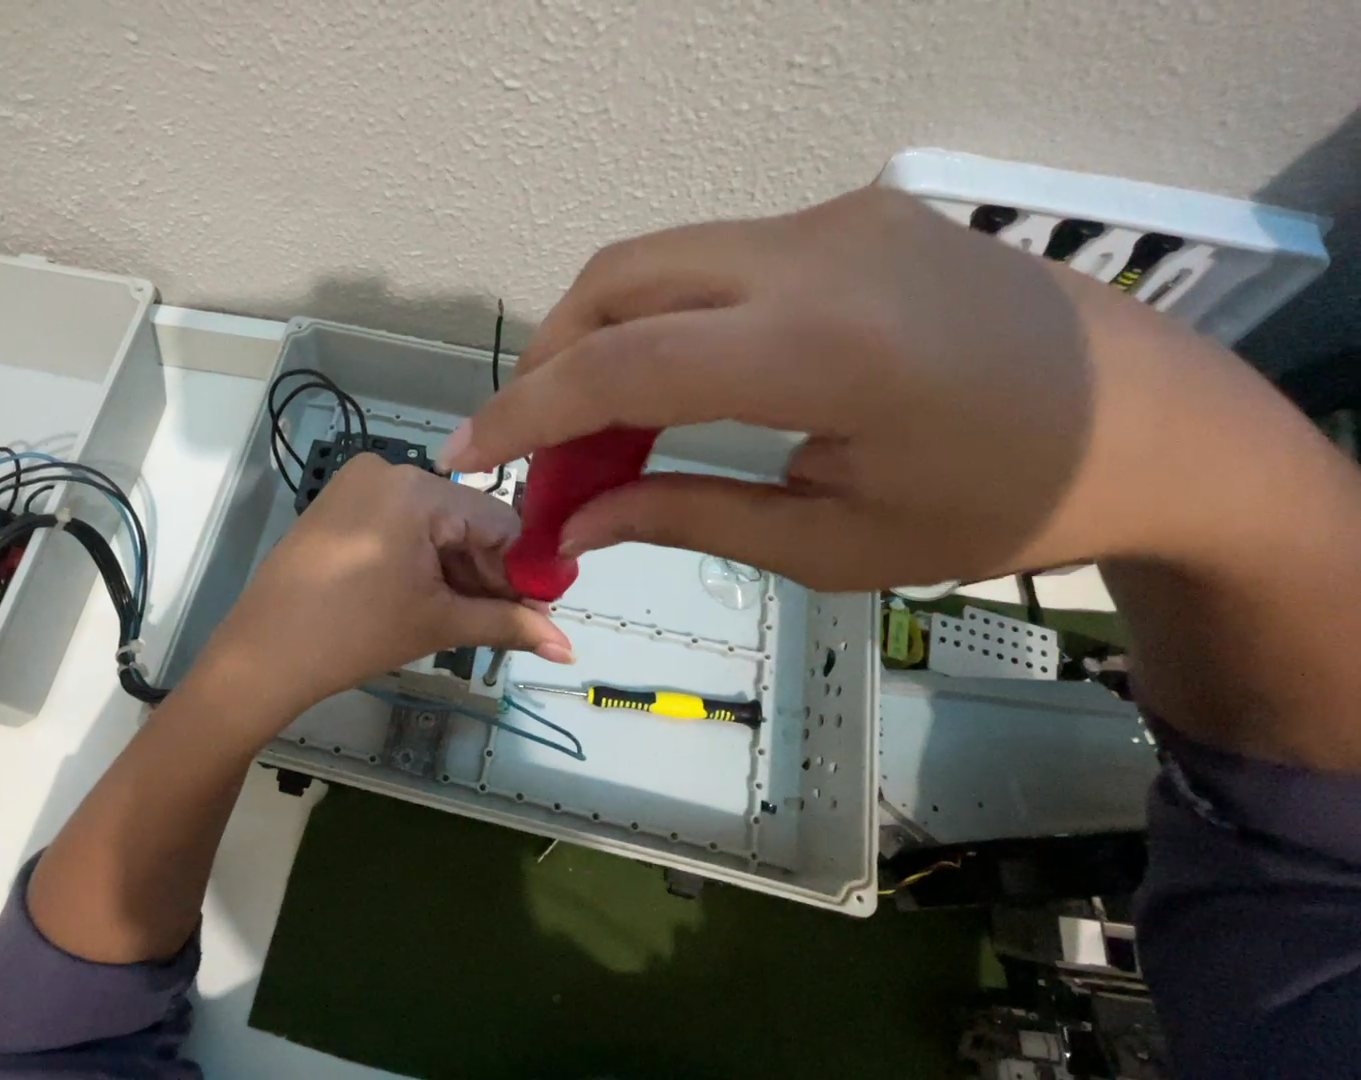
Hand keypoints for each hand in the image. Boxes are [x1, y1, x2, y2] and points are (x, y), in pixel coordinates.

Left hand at [197, 455, 572, 723]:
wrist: (262, 654)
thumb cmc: (354, 634)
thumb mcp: (438, 623)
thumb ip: (508, 625)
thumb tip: (569, 649)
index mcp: (416, 487)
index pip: (498, 520)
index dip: (525, 569)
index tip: (544, 611)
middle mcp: (388, 470)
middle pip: (464, 522)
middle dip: (490, 575)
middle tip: (513, 625)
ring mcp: (357, 487)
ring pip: (433, 527)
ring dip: (458, 573)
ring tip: (475, 621)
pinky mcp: (339, 507)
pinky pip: (401, 528)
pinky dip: (423, 562)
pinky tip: (435, 601)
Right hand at [441, 187, 1339, 591]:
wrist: (1156, 417)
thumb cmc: (1000, 505)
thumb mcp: (832, 543)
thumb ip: (684, 517)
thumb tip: (572, 526)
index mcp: (825, 348)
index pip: (623, 364)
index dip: (528, 414)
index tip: (469, 455)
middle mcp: (816, 251)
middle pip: (617, 283)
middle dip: (548, 368)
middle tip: (534, 450)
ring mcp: (831, 218)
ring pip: (653, 263)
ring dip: (595, 341)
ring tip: (591, 429)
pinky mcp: (839, 216)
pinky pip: (705, 263)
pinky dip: (653, 323)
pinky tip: (662, 387)